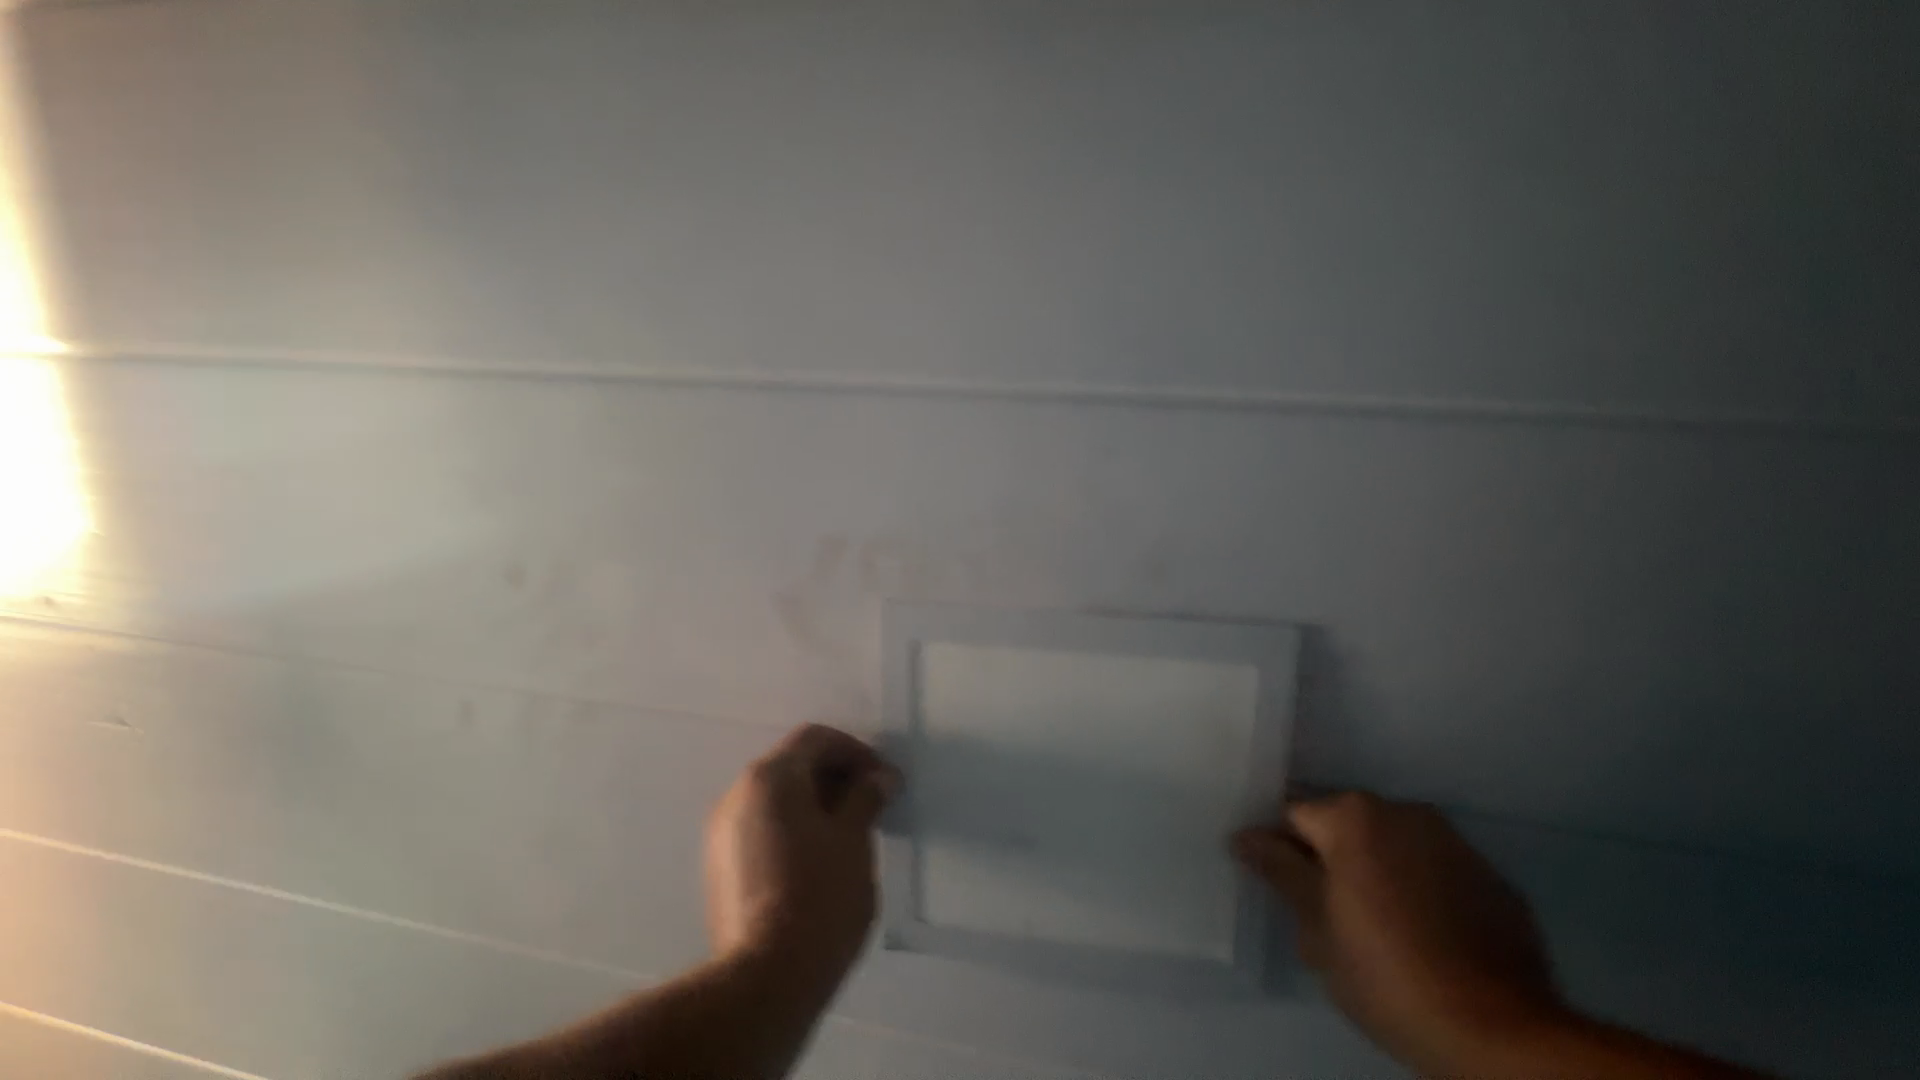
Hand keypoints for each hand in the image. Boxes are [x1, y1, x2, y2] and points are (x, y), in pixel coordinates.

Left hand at [704, 724, 898, 977]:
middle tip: (872, 806)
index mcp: (770, 778)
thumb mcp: (854, 839)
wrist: (767, 977)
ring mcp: (722, 833)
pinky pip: (762, 829)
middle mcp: (737, 795)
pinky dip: (792, 830)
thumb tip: (879, 778)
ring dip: (814, 805)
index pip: (815, 739)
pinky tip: (819, 862)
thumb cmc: (820, 895)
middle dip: (835, 778)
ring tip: (849, 836)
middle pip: (792, 765)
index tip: (884, 781)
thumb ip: (866, 797)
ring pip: (775, 800)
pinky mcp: (719, 868)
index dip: (856, 751)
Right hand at [1233, 793, 1564, 1073]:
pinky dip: (1422, 893)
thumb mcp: (1315, 928)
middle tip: (1325, 918)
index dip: (1281, 854)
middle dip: (1331, 862)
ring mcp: (1457, 844)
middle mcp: (1406, 813)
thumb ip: (1279, 871)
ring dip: (1378, 874)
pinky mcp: (1494, 881)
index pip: (1295, 819)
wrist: (1495, 1031)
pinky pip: (1438, 874)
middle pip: (1347, 828)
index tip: (1283, 894)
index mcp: (1354, 818)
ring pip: (1395, 849)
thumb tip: (1244, 836)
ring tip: (1378, 931)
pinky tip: (1423, 939)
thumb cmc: (1385, 973)